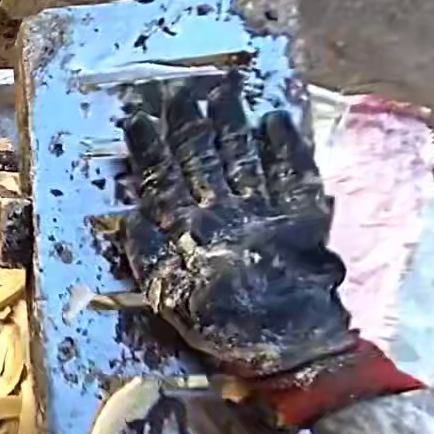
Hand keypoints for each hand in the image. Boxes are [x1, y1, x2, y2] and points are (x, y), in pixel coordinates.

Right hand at [120, 72, 356, 377]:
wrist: (290, 343)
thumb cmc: (218, 324)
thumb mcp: (166, 298)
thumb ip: (147, 257)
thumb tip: (130, 218)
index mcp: (188, 232)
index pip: (162, 180)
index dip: (149, 148)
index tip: (138, 118)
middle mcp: (225, 212)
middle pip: (201, 159)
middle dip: (187, 123)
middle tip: (178, 91)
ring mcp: (267, 209)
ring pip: (243, 156)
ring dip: (231, 122)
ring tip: (223, 91)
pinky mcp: (303, 214)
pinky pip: (293, 171)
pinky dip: (284, 144)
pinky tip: (273, 119)